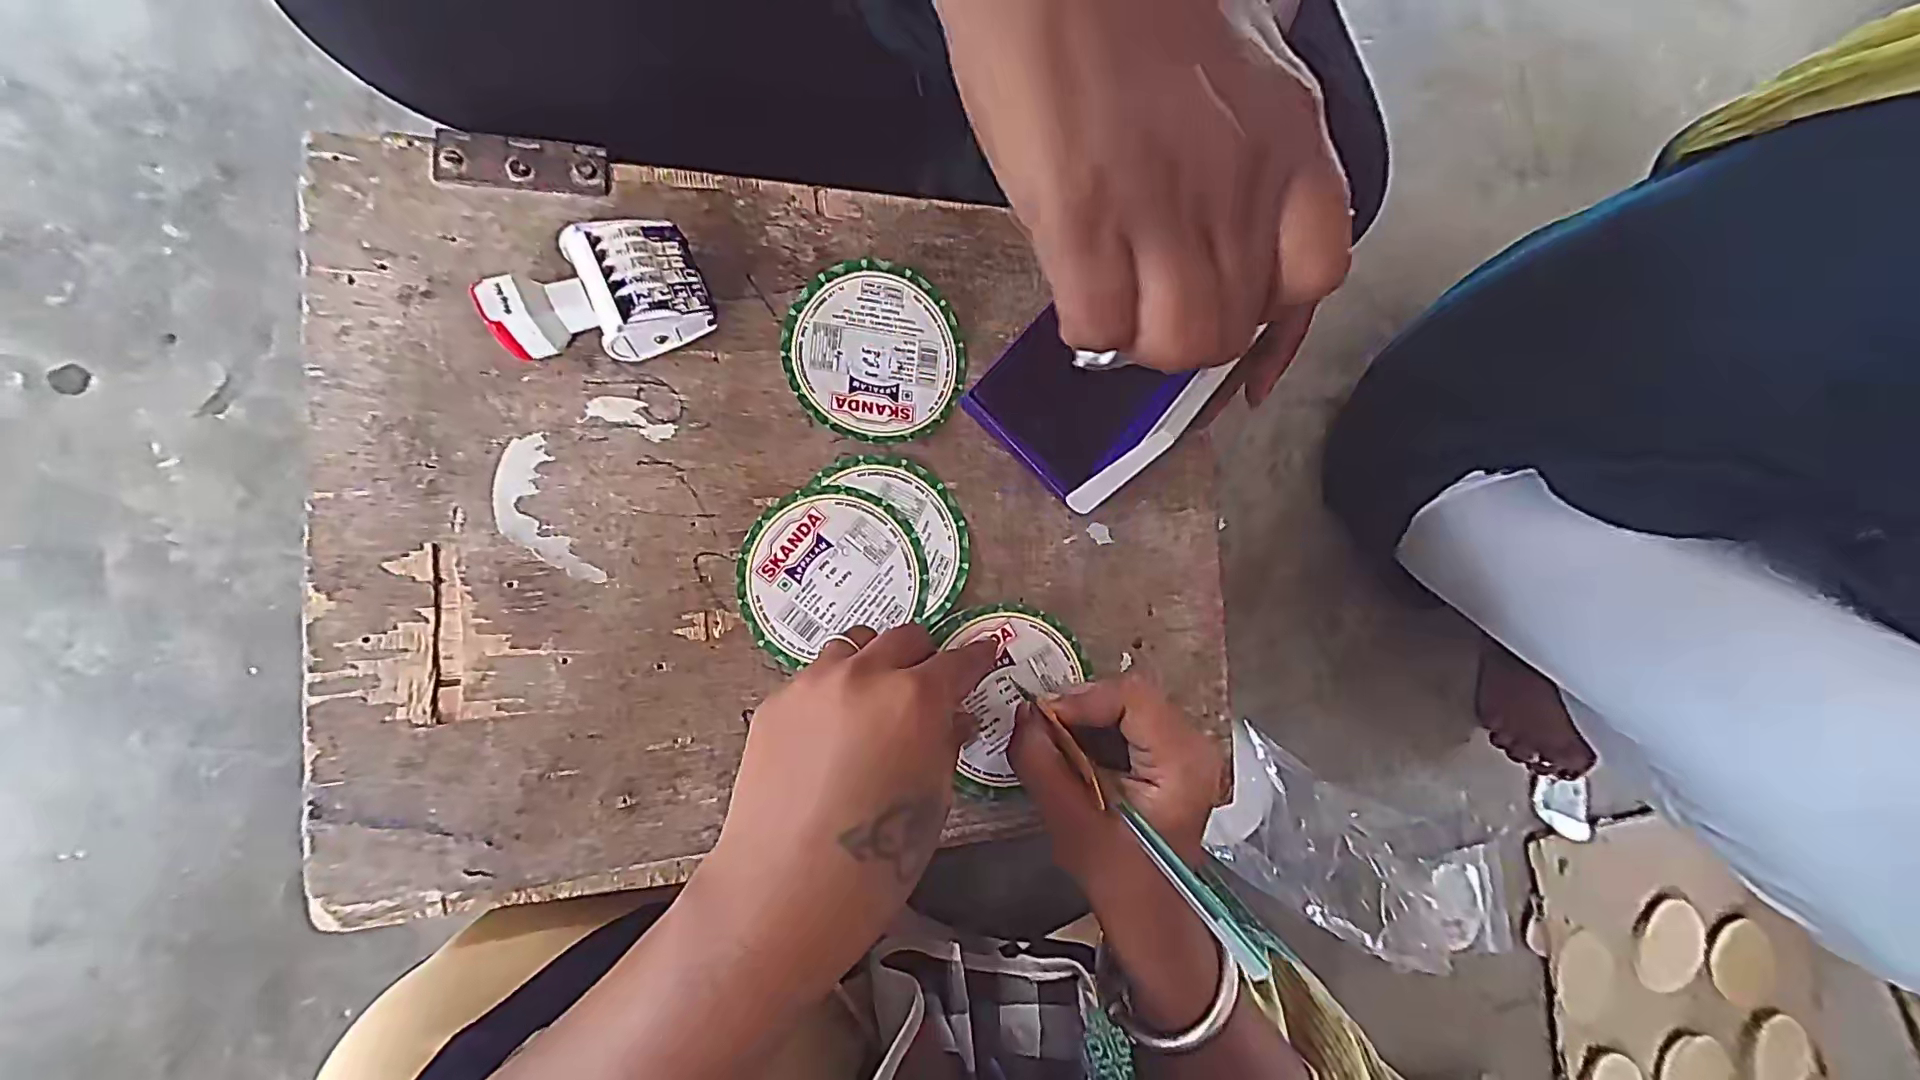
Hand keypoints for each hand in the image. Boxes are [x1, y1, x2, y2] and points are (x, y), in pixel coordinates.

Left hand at [699, 624, 1000, 980]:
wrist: (785, 890)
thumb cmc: (877, 860)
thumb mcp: (933, 799)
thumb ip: (947, 742)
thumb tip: (955, 717)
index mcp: (915, 698)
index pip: (958, 660)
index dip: (976, 657)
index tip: (983, 656)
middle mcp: (864, 676)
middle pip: (904, 637)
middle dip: (924, 654)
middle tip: (927, 682)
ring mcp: (814, 684)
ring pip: (854, 646)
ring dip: (873, 662)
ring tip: (874, 699)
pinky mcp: (776, 703)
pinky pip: (815, 678)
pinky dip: (833, 689)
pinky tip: (830, 732)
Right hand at [939, 0, 1351, 380]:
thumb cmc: (1134, 10)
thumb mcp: (1235, 80)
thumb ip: (1245, 166)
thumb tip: (1211, 243)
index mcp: (1288, 140)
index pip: (1315, 277)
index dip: (1272, 330)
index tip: (1238, 345)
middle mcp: (1238, 180)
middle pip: (1236, 328)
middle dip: (1190, 342)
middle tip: (1153, 317)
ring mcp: (1161, 202)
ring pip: (1181, 343)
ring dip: (1141, 348)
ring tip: (1116, 316)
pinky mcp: (1084, 216)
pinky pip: (1100, 324)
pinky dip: (1087, 332)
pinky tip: (1075, 301)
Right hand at [1011, 676, 1242, 1039]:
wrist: (1153, 919)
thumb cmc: (1119, 881)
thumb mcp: (1071, 823)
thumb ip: (1041, 762)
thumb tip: (1022, 713)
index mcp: (1182, 762)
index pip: (1132, 696)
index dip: (1080, 698)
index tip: (1039, 715)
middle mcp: (1195, 745)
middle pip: (1130, 695)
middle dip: (1079, 706)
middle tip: (1039, 724)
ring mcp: (1188, 748)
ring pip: (1126, 703)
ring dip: (1085, 716)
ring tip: (1050, 737)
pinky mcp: (1173, 754)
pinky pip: (1129, 721)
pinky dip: (1096, 728)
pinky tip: (1073, 750)